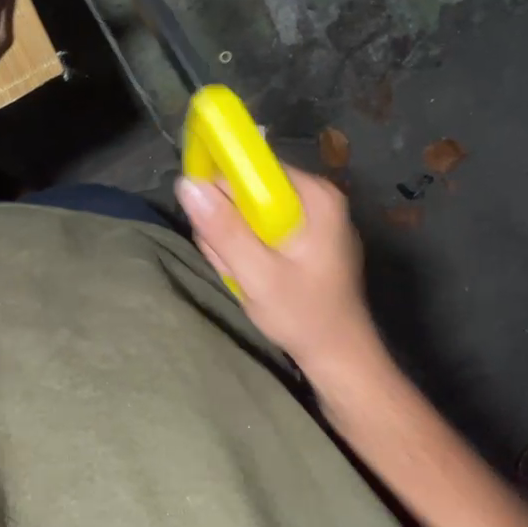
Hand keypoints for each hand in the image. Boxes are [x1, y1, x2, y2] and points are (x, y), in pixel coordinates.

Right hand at [176, 167, 383, 377]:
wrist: (340, 357)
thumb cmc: (304, 316)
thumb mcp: (257, 275)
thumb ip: (223, 229)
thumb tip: (187, 183)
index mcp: (314, 196)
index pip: (249, 169)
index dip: (221, 194)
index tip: (214, 231)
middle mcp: (316, 196)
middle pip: (245, 190)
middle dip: (228, 226)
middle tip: (234, 264)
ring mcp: (312, 216)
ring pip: (247, 211)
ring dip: (233, 243)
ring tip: (245, 276)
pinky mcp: (305, 235)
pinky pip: (259, 227)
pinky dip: (246, 250)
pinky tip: (253, 277)